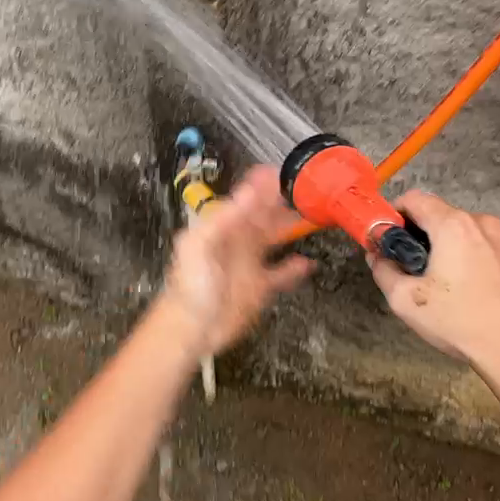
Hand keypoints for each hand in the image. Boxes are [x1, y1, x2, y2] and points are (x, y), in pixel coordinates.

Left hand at [155, 166, 313, 360]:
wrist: (190, 328)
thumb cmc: (189, 286)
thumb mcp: (200, 245)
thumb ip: (224, 217)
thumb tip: (248, 191)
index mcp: (222, 229)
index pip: (244, 201)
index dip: (259, 186)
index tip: (277, 172)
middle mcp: (237, 243)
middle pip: (263, 216)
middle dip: (280, 202)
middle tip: (302, 188)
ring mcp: (249, 264)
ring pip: (274, 239)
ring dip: (290, 227)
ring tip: (310, 215)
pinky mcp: (258, 288)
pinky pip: (280, 274)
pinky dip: (294, 268)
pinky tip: (308, 262)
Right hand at [367, 190, 499, 377]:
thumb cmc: (460, 323)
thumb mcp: (404, 301)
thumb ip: (383, 271)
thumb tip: (378, 257)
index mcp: (453, 226)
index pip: (415, 199)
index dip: (396, 213)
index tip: (391, 236)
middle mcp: (485, 224)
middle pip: (446, 217)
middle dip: (428, 236)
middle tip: (419, 268)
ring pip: (474, 234)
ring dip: (459, 249)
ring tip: (456, 285)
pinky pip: (499, 251)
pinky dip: (486, 263)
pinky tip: (486, 293)